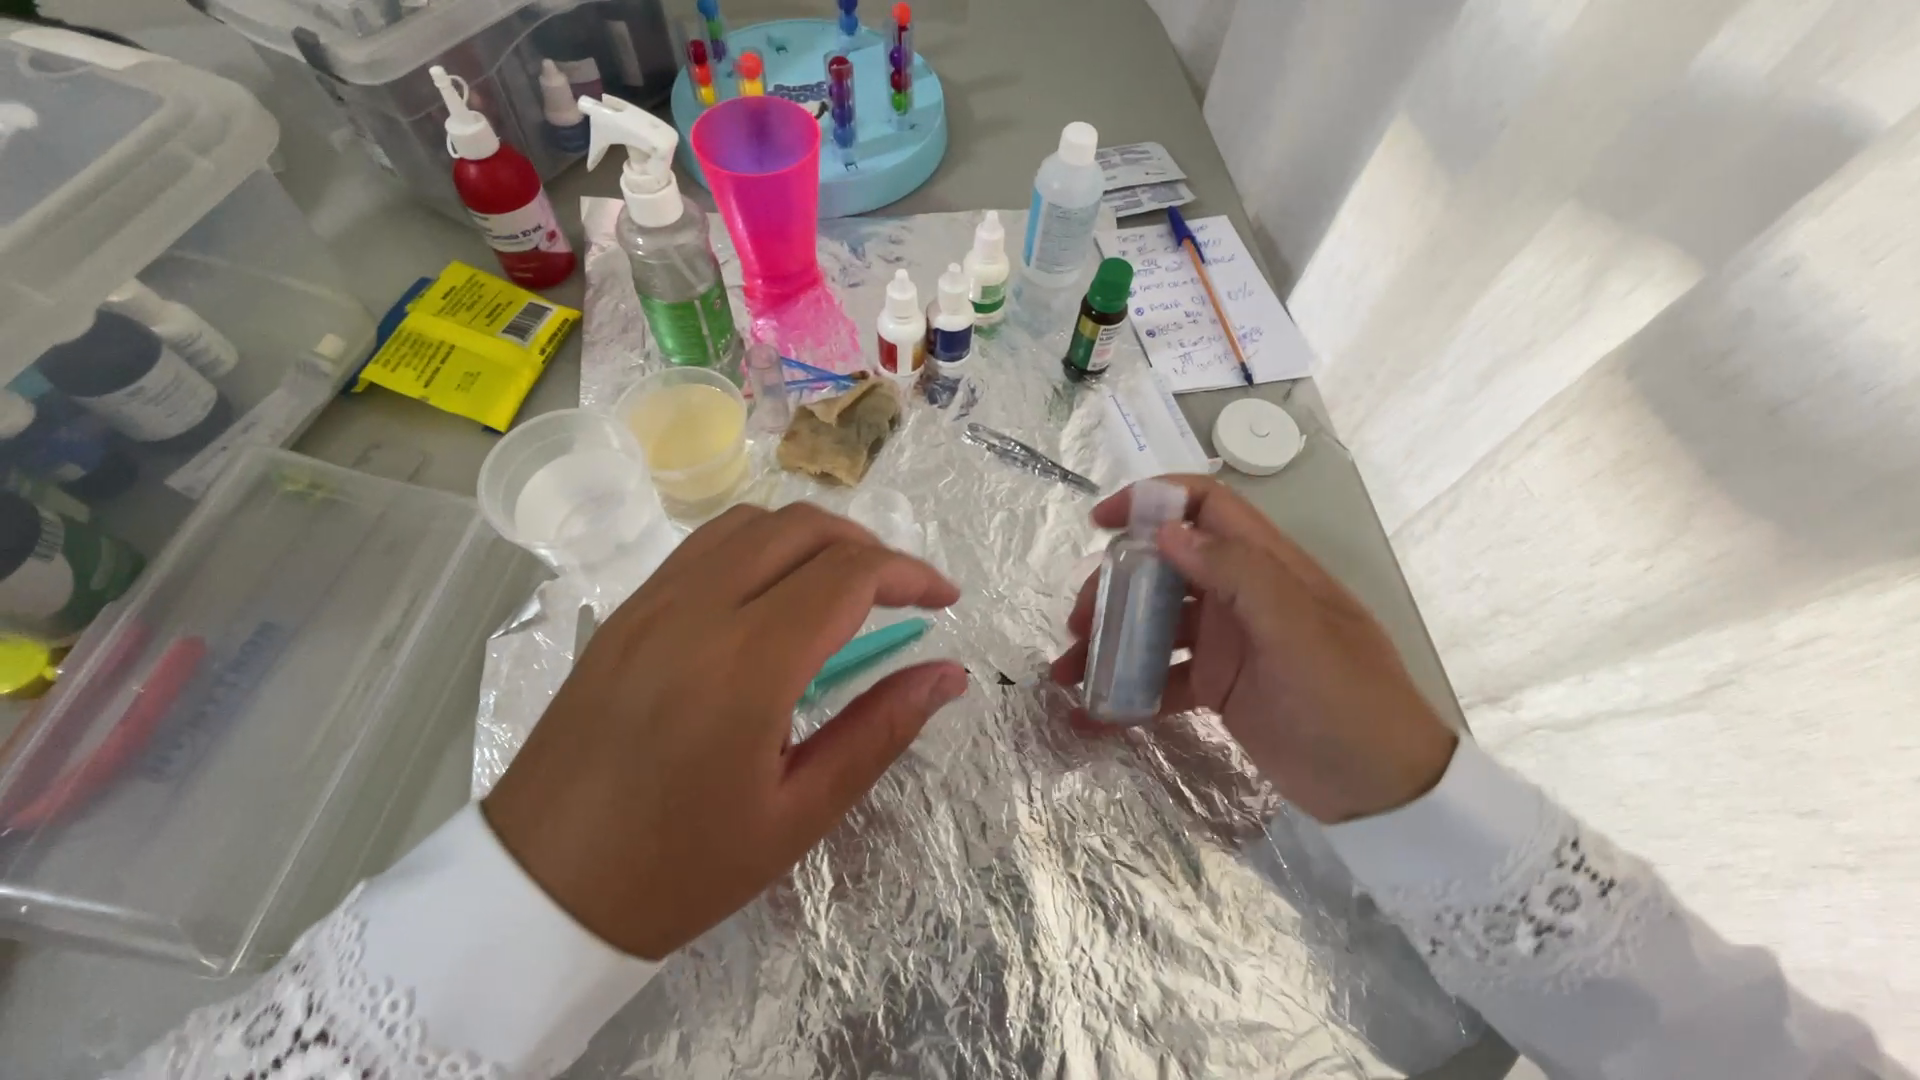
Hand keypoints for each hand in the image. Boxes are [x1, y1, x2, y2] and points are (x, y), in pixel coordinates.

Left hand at [484, 503, 967, 959]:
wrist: (540, 890)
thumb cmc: (679, 868)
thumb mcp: (799, 814)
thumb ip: (880, 730)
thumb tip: (949, 675)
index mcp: (747, 665)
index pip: (848, 575)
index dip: (910, 575)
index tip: (945, 600)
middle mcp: (697, 611)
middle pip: (803, 527)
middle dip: (869, 546)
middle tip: (902, 594)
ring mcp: (652, 603)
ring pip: (751, 522)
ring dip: (814, 537)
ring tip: (845, 586)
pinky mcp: (626, 612)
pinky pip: (706, 546)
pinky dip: (762, 545)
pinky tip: (776, 594)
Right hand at [1051, 476, 1456, 823]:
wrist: (1383, 793)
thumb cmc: (1348, 702)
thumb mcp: (1298, 632)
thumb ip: (1239, 574)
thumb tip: (1168, 532)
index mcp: (1267, 566)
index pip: (1205, 507)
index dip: (1152, 501)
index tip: (1101, 523)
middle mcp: (1241, 596)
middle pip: (1163, 567)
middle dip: (1113, 586)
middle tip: (1079, 623)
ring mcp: (1228, 643)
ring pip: (1154, 623)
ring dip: (1110, 640)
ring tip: (1069, 672)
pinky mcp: (1218, 687)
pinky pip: (1161, 679)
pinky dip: (1126, 692)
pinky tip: (1090, 715)